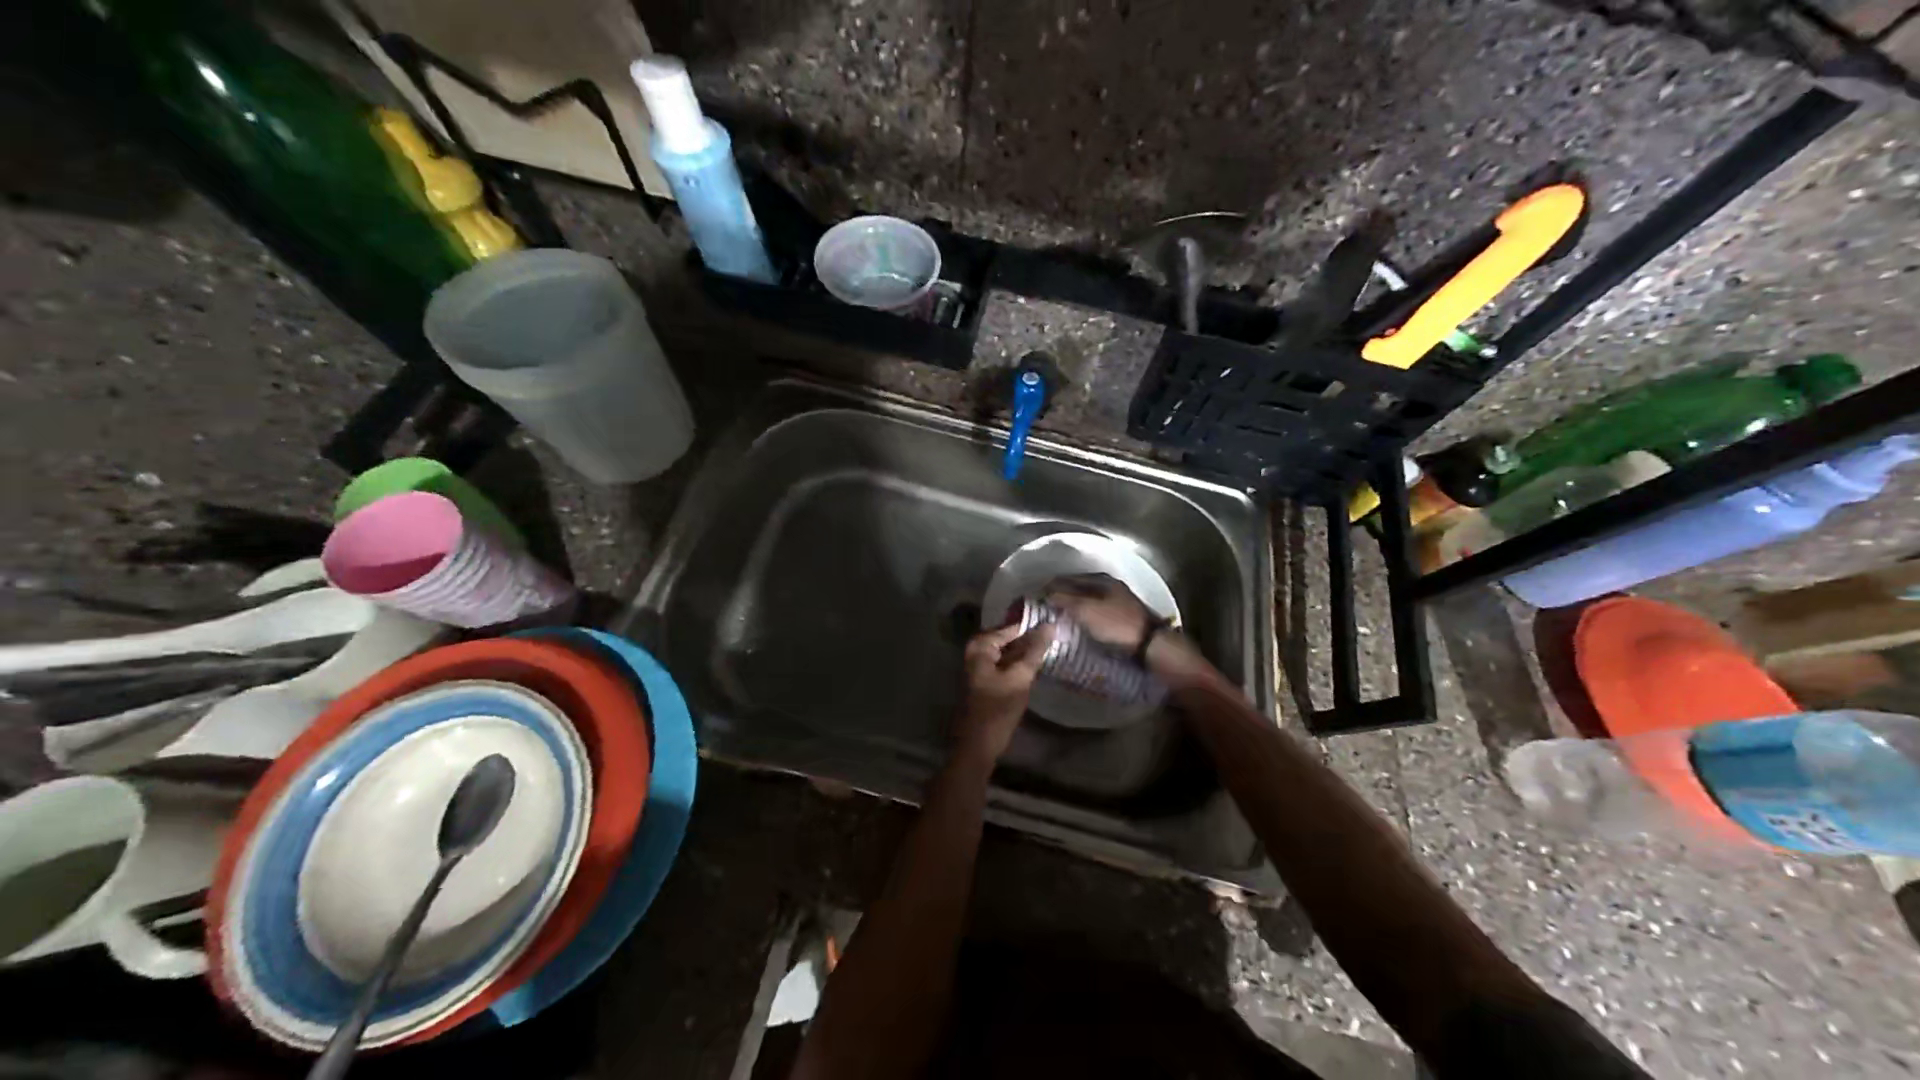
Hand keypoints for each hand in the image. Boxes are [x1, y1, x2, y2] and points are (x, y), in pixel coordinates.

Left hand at [956, 620, 1054, 762]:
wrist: (977, 745)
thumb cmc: (998, 709)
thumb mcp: (1020, 677)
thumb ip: (1035, 650)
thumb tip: (1050, 624)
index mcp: (980, 645)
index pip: (1013, 627)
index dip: (1035, 626)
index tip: (1057, 624)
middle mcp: (976, 650)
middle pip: (1009, 638)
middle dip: (1031, 639)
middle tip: (1058, 635)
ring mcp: (979, 665)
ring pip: (1008, 652)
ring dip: (1027, 652)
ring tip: (1054, 648)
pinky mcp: (985, 679)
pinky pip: (1005, 664)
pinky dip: (1020, 664)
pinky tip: (1038, 666)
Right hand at [1043, 574, 1213, 687]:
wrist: (1151, 647)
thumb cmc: (1117, 625)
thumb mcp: (1085, 609)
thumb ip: (1063, 598)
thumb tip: (1043, 592)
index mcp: (1099, 579)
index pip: (1063, 579)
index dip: (1046, 589)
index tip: (1032, 603)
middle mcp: (1107, 586)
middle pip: (1074, 590)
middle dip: (1057, 600)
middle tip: (1041, 616)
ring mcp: (1115, 602)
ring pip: (1083, 603)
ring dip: (1068, 611)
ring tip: (1054, 624)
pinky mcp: (1119, 619)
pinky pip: (1092, 615)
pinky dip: (1080, 620)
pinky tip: (1074, 630)